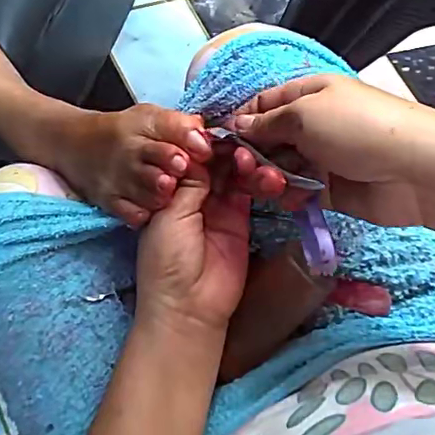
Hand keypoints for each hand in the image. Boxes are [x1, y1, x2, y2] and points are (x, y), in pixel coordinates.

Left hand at [136, 159, 251, 335]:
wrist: (189, 306)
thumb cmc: (168, 260)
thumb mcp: (171, 214)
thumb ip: (191, 182)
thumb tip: (205, 149)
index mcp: (169, 189)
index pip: (188, 157)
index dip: (203, 142)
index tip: (218, 129)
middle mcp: (193, 193)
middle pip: (214, 161)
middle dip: (228, 149)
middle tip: (241, 143)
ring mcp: (218, 206)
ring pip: (234, 173)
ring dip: (245, 163)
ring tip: (251, 163)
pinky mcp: (240, 219)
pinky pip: (250, 192)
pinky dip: (259, 180)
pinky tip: (266, 175)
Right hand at [229, 74, 434, 226]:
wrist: (416, 170)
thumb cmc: (359, 128)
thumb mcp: (305, 113)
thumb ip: (266, 121)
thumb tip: (236, 124)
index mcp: (307, 93)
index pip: (261, 103)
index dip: (239, 121)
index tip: (220, 142)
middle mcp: (311, 124)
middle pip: (265, 139)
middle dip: (252, 154)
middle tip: (247, 168)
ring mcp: (320, 157)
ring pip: (278, 168)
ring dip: (270, 177)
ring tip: (277, 184)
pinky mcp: (329, 189)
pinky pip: (297, 191)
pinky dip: (292, 195)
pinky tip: (296, 198)